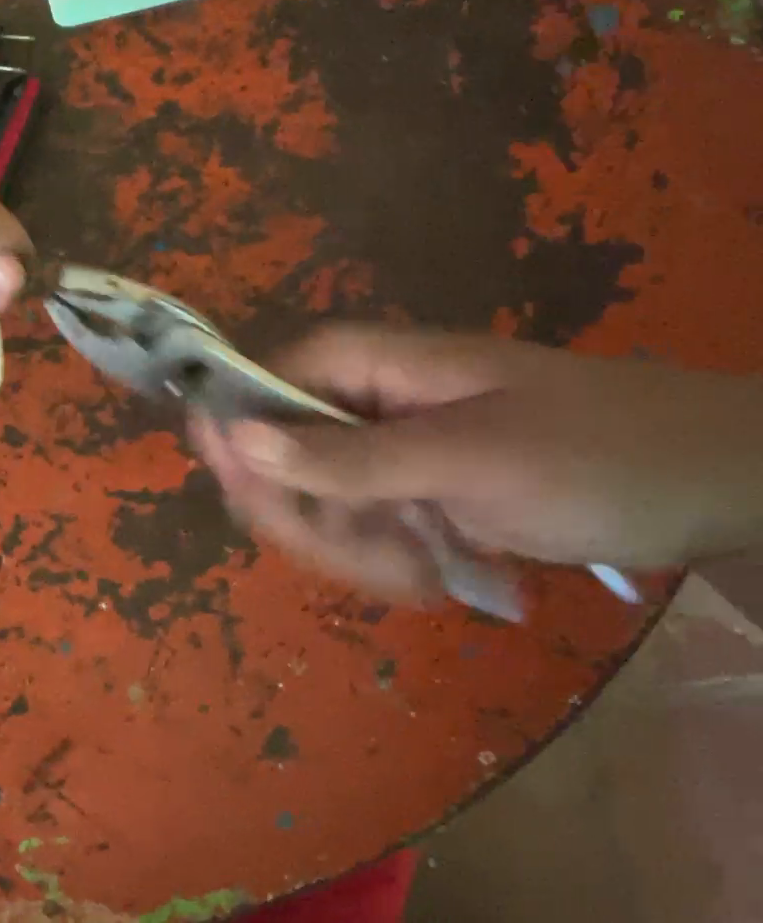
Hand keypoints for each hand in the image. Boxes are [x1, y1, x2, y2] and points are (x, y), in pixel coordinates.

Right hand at [189, 325, 762, 602]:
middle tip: (371, 556)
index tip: (244, 493)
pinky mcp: (409, 494)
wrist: (732, 487)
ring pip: (309, 503)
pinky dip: (383, 562)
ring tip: (424, 574)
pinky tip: (436, 576)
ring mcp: (384, 453)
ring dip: (354, 550)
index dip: (234, 432)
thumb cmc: (604, 455)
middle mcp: (360, 404)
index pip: (260, 383)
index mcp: (368, 366)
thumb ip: (346, 456)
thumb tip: (231, 437)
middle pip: (273, 455)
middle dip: (309, 517)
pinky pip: (353, 530)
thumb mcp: (470, 459)